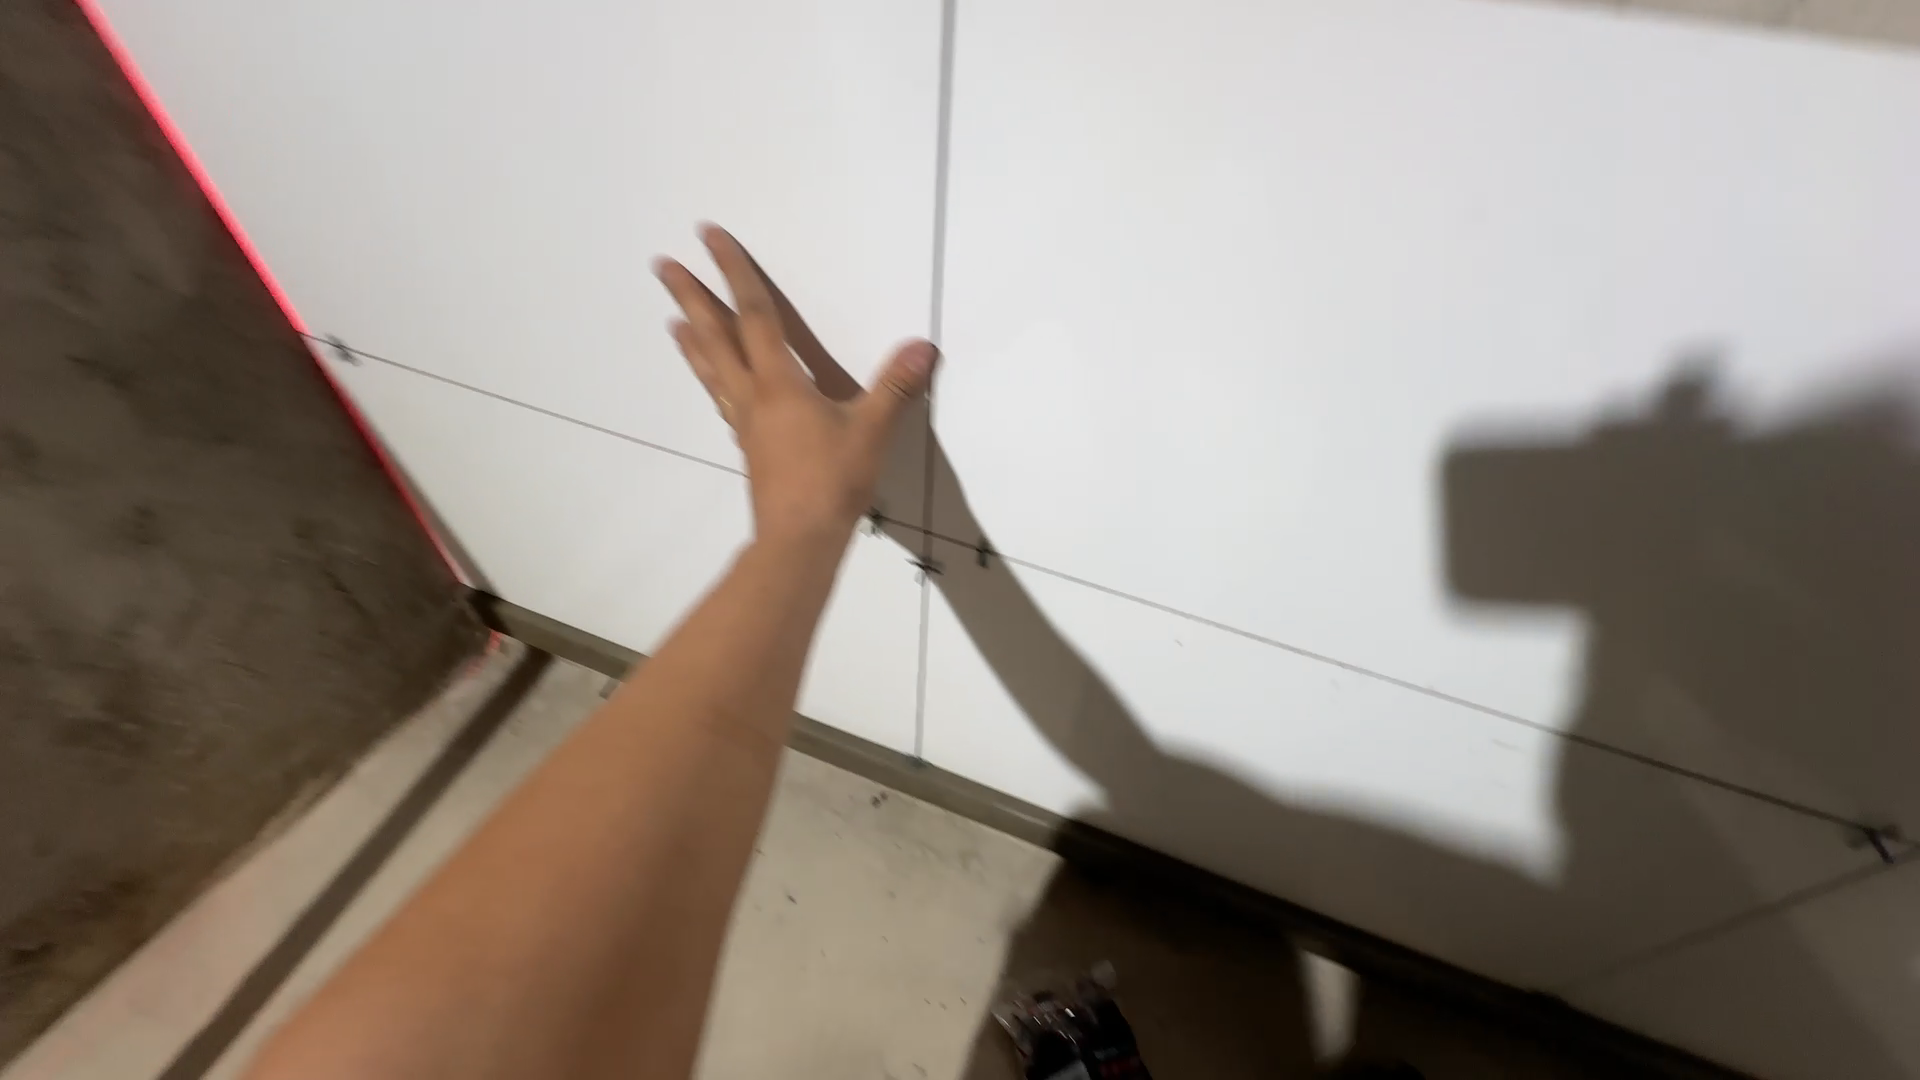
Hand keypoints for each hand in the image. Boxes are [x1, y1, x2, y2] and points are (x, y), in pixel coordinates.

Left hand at [653, 224, 936, 546]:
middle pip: (716, 339)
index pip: (754, 316)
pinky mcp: (750, 450)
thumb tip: (923, 346)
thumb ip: (895, 387)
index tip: (709, 237)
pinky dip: (712, 383)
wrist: (798, 540)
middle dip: (692, 299)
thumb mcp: (871, 432)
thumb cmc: (831, 481)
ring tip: (671, 321)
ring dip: (692, 342)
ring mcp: (746, 425)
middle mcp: (754, 397)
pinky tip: (716, 388)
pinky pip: (724, 404)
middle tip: (663, 266)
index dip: (735, 273)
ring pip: (713, 373)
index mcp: (780, 383)